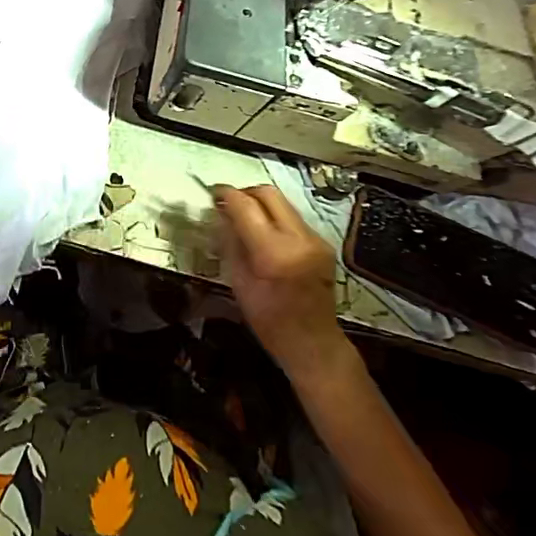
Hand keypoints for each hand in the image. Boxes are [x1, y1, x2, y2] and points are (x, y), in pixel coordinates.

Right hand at [215, 184, 357, 383]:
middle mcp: (299, 238)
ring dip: (260, 204)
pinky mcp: (323, 242)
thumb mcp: (239, 282)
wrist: (313, 342)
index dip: (226, 195)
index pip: (246, 206)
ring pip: (283, 203)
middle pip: (268, 193)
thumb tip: (221, 214)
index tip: (212, 193)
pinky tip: (264, 234)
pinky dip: (275, 218)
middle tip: (227, 203)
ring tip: (243, 217)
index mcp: (274, 252)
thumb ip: (231, 243)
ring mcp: (315, 238)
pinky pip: (293, 218)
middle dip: (245, 193)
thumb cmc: (269, 320)